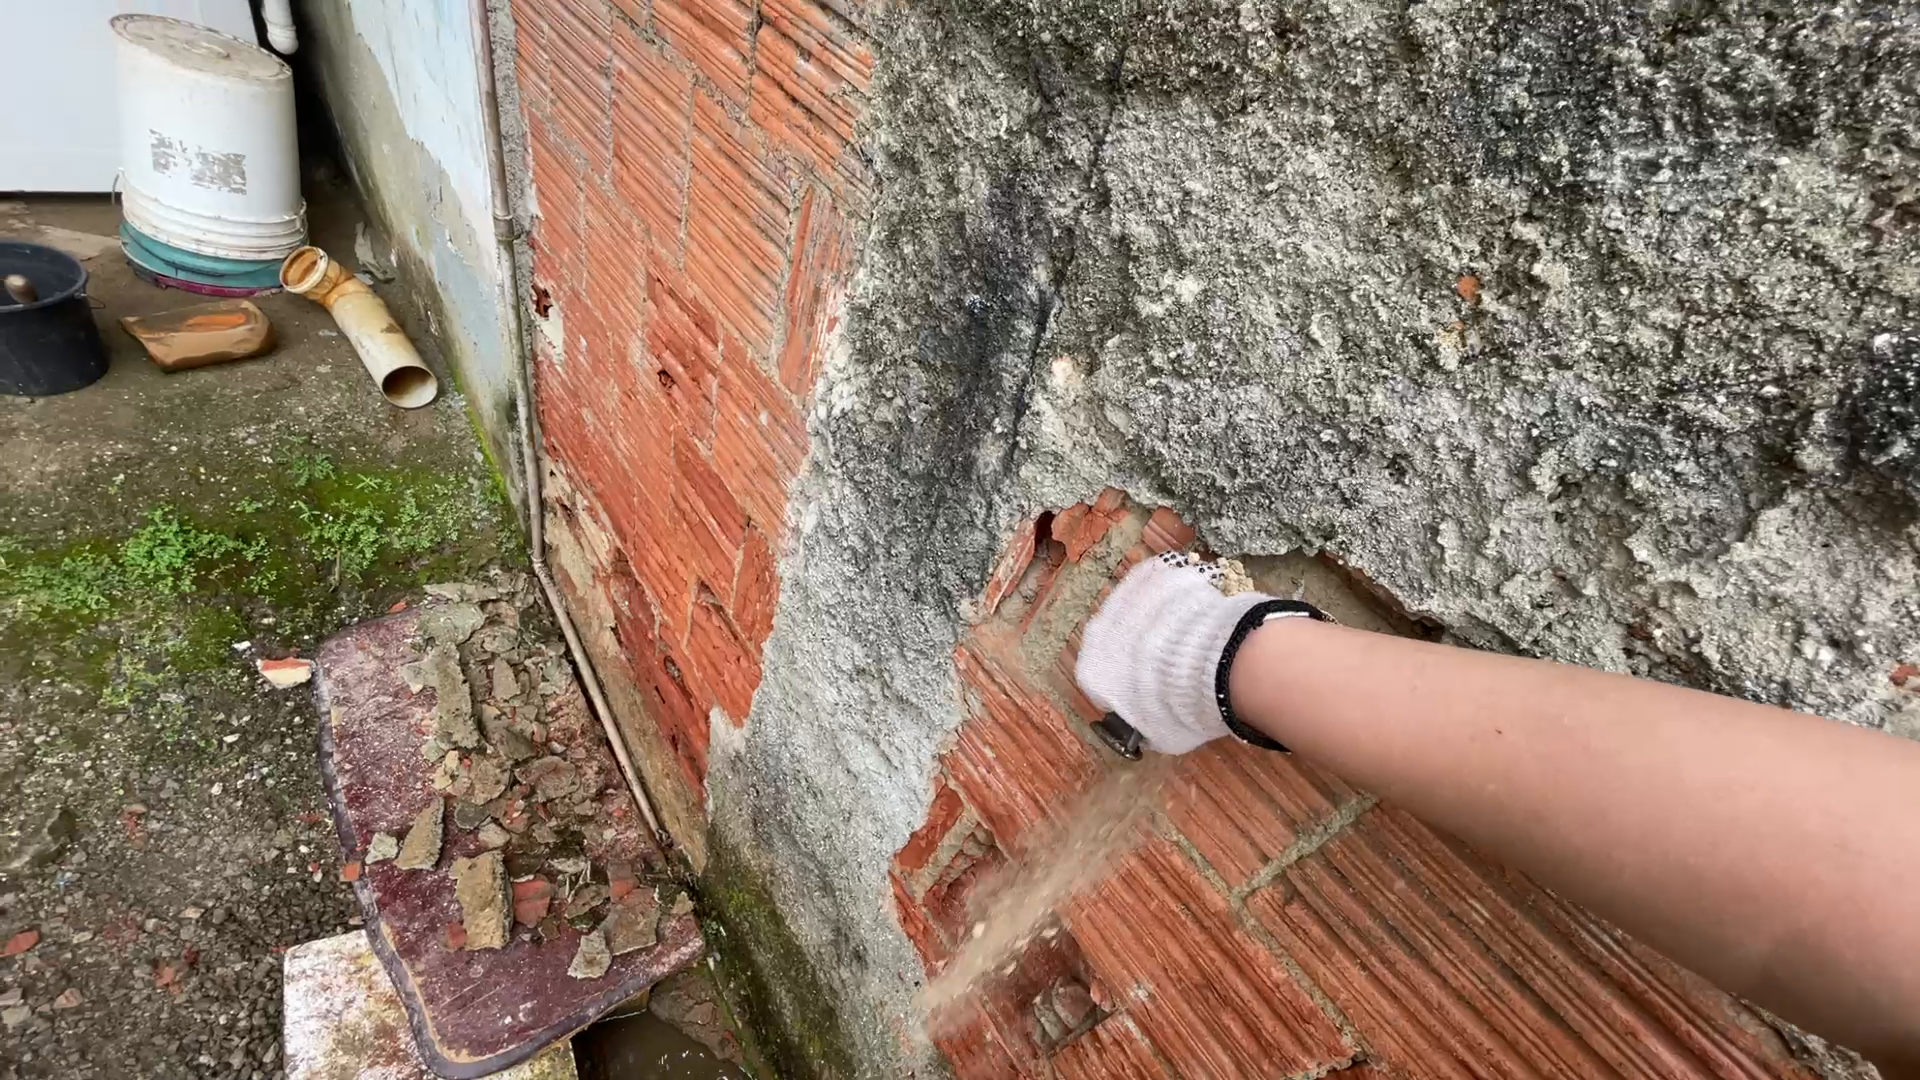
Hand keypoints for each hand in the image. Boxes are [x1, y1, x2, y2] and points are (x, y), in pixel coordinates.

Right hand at [1074, 553, 1272, 753]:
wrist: (1211, 661)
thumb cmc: (1180, 707)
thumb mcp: (1162, 735)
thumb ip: (1146, 726)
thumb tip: (1149, 725)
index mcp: (1092, 671)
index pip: (1103, 681)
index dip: (1126, 687)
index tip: (1148, 692)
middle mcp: (1098, 633)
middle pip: (1115, 640)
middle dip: (1136, 648)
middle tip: (1170, 663)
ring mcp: (1124, 598)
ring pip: (1137, 609)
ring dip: (1154, 619)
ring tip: (1188, 634)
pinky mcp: (1152, 575)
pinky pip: (1160, 584)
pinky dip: (1175, 594)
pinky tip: (1196, 609)